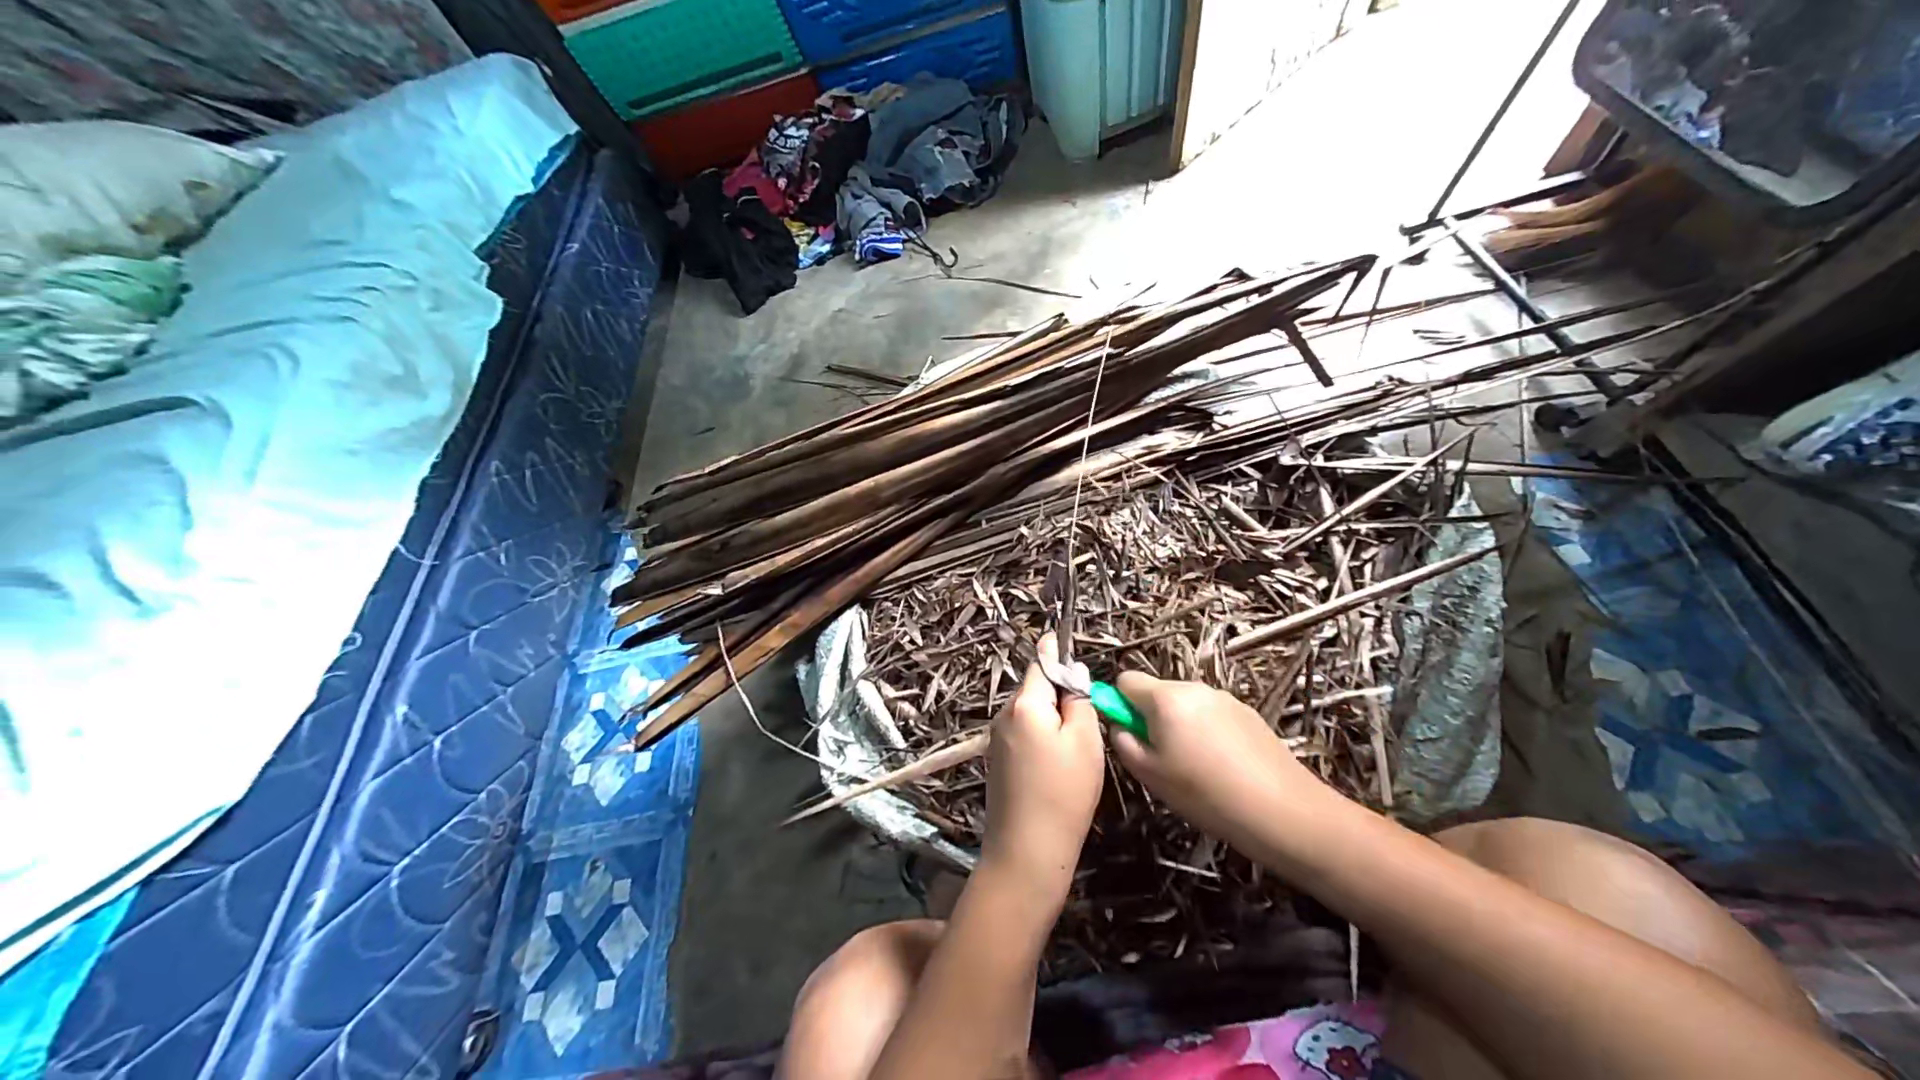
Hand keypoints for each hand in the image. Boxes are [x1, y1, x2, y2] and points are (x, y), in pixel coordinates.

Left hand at [982, 634, 1104, 887]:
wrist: (1027, 851)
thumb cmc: (1064, 792)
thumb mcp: (1085, 741)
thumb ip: (1079, 700)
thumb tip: (1073, 676)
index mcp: (1024, 704)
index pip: (1040, 663)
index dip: (1056, 652)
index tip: (1063, 638)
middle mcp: (1003, 715)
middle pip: (1034, 688)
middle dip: (1058, 691)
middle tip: (1087, 712)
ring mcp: (996, 740)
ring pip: (1030, 713)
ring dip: (1051, 715)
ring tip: (1077, 744)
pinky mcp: (998, 762)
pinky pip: (1023, 733)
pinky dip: (1042, 736)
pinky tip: (1058, 763)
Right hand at [1110, 672, 1333, 847]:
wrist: (1281, 810)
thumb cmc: (1205, 793)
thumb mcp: (1149, 774)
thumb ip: (1123, 741)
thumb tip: (1121, 725)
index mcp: (1165, 698)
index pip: (1126, 679)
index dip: (1121, 704)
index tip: (1132, 735)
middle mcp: (1194, 688)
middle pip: (1158, 692)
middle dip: (1153, 717)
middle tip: (1163, 758)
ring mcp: (1225, 698)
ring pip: (1186, 705)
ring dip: (1181, 726)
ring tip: (1196, 768)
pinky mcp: (1248, 713)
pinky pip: (1212, 715)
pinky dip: (1208, 733)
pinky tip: (1223, 767)